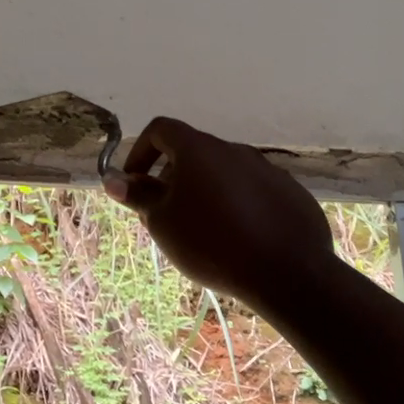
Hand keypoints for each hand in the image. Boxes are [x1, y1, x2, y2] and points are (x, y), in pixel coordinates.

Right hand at [102, 116, 337, 309]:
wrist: (287, 273)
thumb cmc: (210, 242)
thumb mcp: (161, 222)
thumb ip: (138, 195)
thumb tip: (112, 179)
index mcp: (199, 150)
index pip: (161, 130)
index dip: (140, 152)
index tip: (134, 183)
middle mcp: (234, 151)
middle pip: (193, 153)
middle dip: (171, 177)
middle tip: (164, 214)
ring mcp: (267, 170)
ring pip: (223, 173)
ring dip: (204, 191)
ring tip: (200, 230)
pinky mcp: (291, 194)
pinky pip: (252, 191)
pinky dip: (235, 205)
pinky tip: (237, 238)